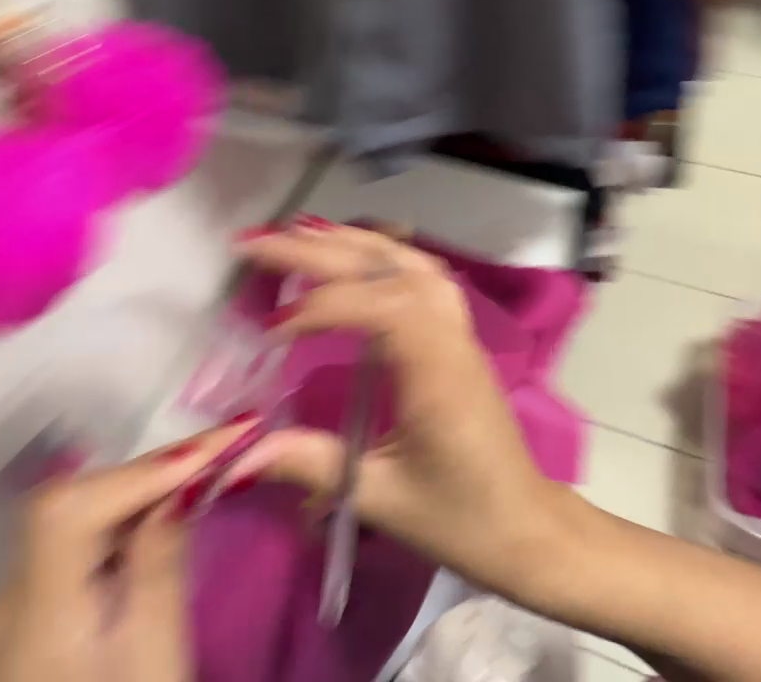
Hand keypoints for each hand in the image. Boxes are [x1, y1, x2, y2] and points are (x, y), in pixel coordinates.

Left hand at [0, 421, 253, 681]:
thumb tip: (181, 481)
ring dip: (130, 499)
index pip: (67, 511)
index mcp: (31, 631)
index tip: (215, 446)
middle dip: (146, 478)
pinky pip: (57, 559)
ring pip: (64, 531)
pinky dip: (106, 534)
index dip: (138, 469)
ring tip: (196, 478)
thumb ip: (161, 565)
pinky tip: (144, 530)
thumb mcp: (160, 658)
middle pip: (68, 512)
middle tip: (224, 449)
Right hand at [228, 222, 573, 593]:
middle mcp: (452, 335)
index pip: (381, 307)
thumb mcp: (383, 500)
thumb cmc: (461, 518)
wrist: (526, 526)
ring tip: (295, 235)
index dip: (322, 307)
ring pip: (408, 261)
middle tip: (256, 243)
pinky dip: (380, 255)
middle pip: (388, 269)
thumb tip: (234, 452)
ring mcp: (459, 328)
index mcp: (439, 372)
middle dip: (319, 251)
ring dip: (351, 243)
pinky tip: (351, 257)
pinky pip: (421, 273)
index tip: (270, 331)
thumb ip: (312, 466)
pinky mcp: (457, 333)